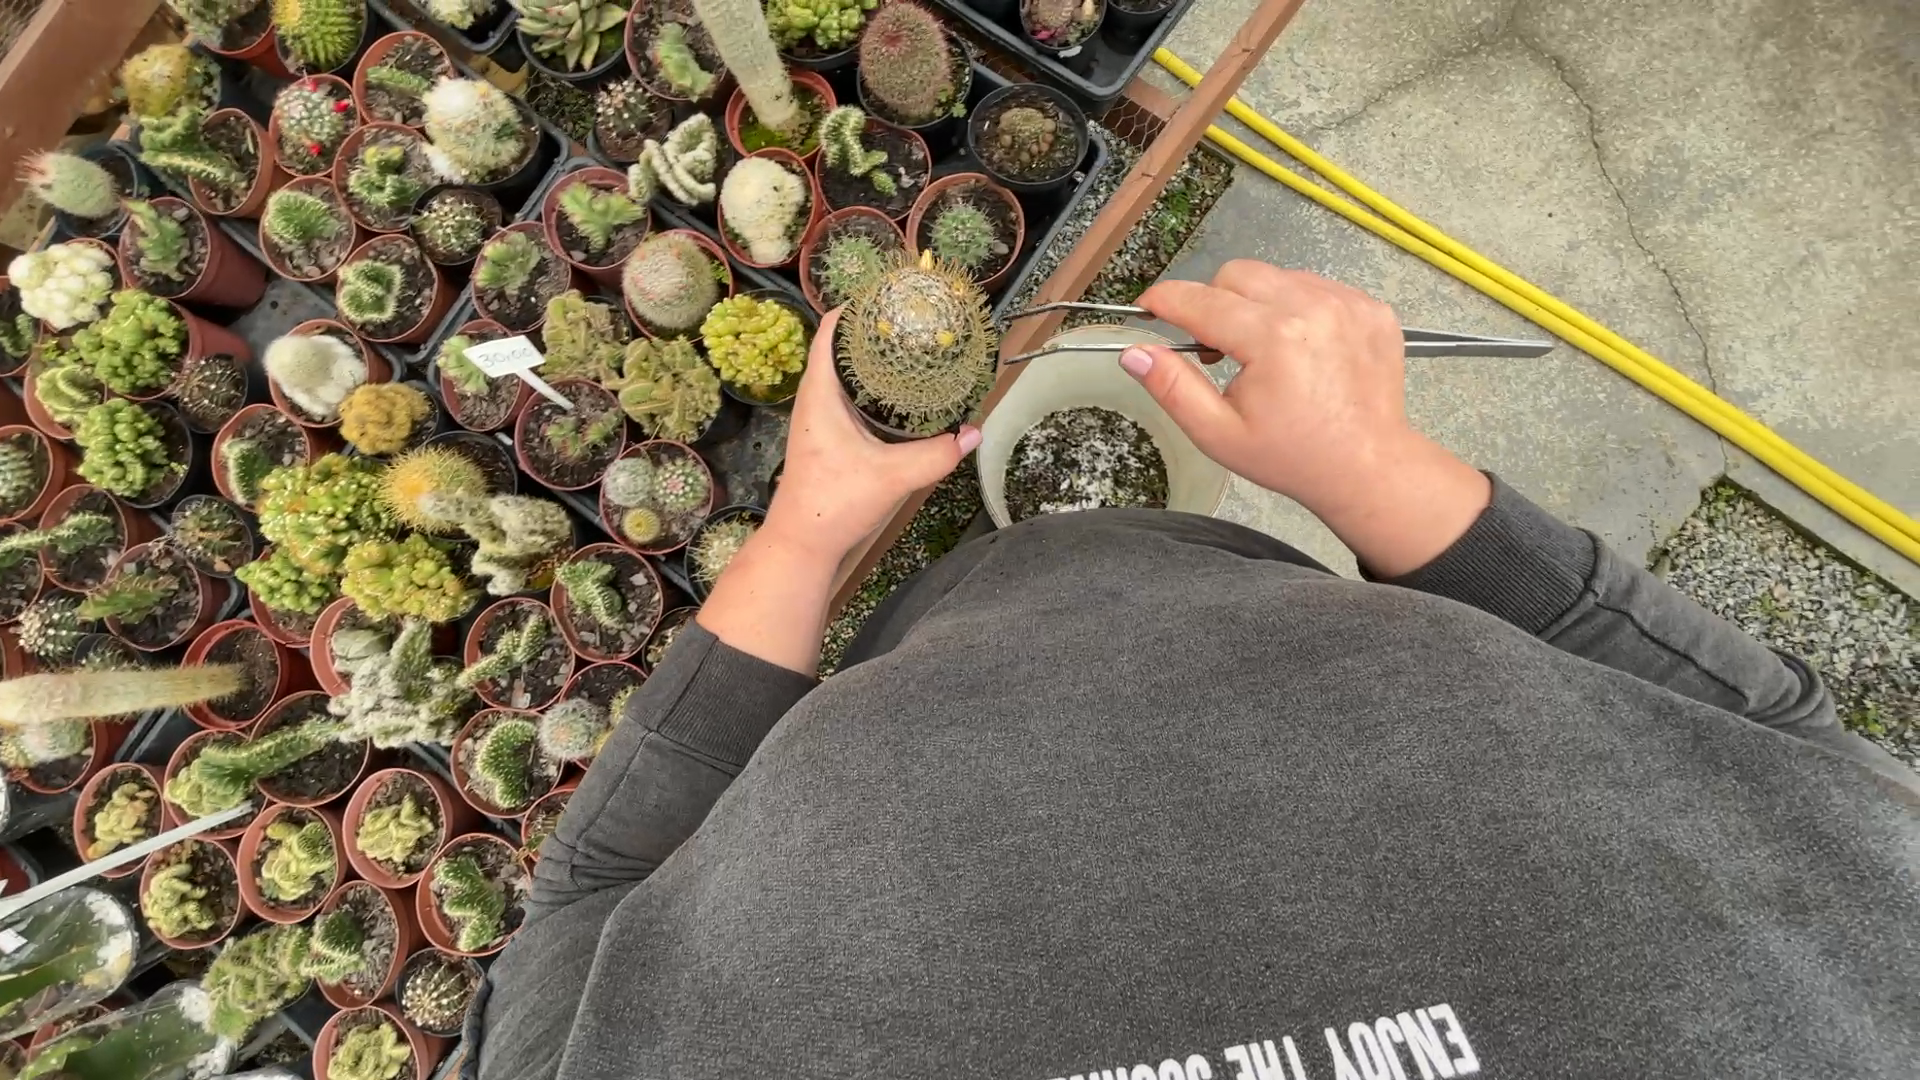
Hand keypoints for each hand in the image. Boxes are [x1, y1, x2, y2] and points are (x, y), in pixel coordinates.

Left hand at [761, 308, 981, 565]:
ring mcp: (820, 418)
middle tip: (917, 323)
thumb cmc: (833, 504)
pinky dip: (874, 387)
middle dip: (877, 331)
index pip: (832, 329)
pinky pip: (852, 396)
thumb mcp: (892, 477)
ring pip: (848, 374)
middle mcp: (816, 398)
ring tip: (915, 350)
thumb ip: (936, 455)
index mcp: (820, 392)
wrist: (802, 543)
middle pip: (843, 347)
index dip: (859, 307)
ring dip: (875, 360)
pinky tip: (902, 396)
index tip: (895, 298)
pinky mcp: (829, 437)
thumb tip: (973, 432)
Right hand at [1128, 261, 1490, 575]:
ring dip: (1254, 305)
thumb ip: (1172, 387)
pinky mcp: (1369, 306)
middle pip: (1236, 274)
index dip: (1165, 300)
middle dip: (1213, 303)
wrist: (1366, 466)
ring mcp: (1347, 303)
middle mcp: (1311, 308)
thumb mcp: (1216, 433)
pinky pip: (1314, 286)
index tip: (1147, 306)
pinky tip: (1296, 349)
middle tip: (1215, 350)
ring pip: (1275, 276)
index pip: (1200, 301)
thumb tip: (1135, 353)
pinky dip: (1293, 308)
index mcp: (1271, 339)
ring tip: (1260, 352)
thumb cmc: (1289, 456)